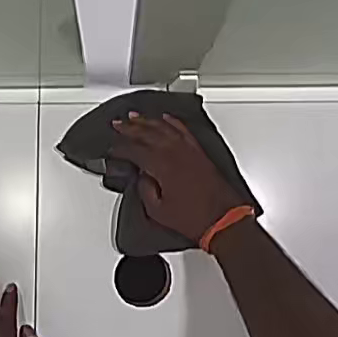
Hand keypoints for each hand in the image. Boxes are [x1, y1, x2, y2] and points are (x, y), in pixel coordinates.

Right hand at [110, 113, 250, 241]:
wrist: (224, 220)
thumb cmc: (195, 217)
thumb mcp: (158, 210)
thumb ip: (145, 189)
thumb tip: (141, 177)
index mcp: (161, 165)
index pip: (134, 149)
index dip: (120, 148)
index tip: (112, 149)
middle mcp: (174, 152)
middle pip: (146, 132)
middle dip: (129, 127)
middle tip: (117, 124)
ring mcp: (188, 149)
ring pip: (162, 127)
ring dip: (146, 120)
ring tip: (134, 116)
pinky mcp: (199, 152)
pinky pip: (182, 129)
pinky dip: (172, 121)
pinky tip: (165, 118)